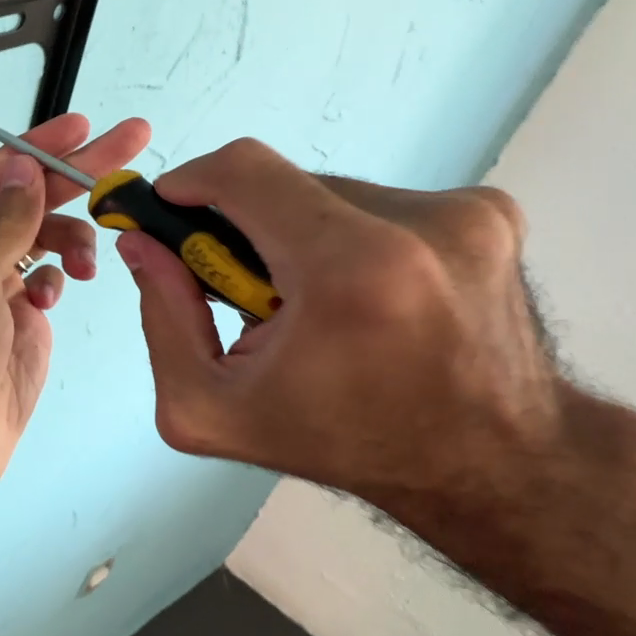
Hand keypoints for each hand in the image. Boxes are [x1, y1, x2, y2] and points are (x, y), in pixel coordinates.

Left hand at [0, 113, 151, 526]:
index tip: (81, 125)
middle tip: (131, 143)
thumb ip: (0, 227)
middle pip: (22, 203)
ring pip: (40, 239)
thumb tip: (22, 170)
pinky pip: (46, 278)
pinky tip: (59, 292)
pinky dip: (60, 276)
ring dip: (70, 236)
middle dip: (72, 176)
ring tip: (86, 261)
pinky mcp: (18, 320)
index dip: (32, 150)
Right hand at [117, 138, 563, 499]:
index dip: (188, 181)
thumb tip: (140, 245)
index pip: (244, 171)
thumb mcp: (205, 409)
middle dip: (241, 226)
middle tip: (234, 287)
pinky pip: (378, 204)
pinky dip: (345, 240)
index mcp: (350, 271)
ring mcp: (467, 212)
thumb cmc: (338, 442)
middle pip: (283, 185)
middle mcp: (420, 223)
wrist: (495, 464)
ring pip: (329, 194)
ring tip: (304, 305)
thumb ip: (161, 319)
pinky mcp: (493, 213)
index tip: (164, 209)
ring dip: (293, 235)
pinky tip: (355, 298)